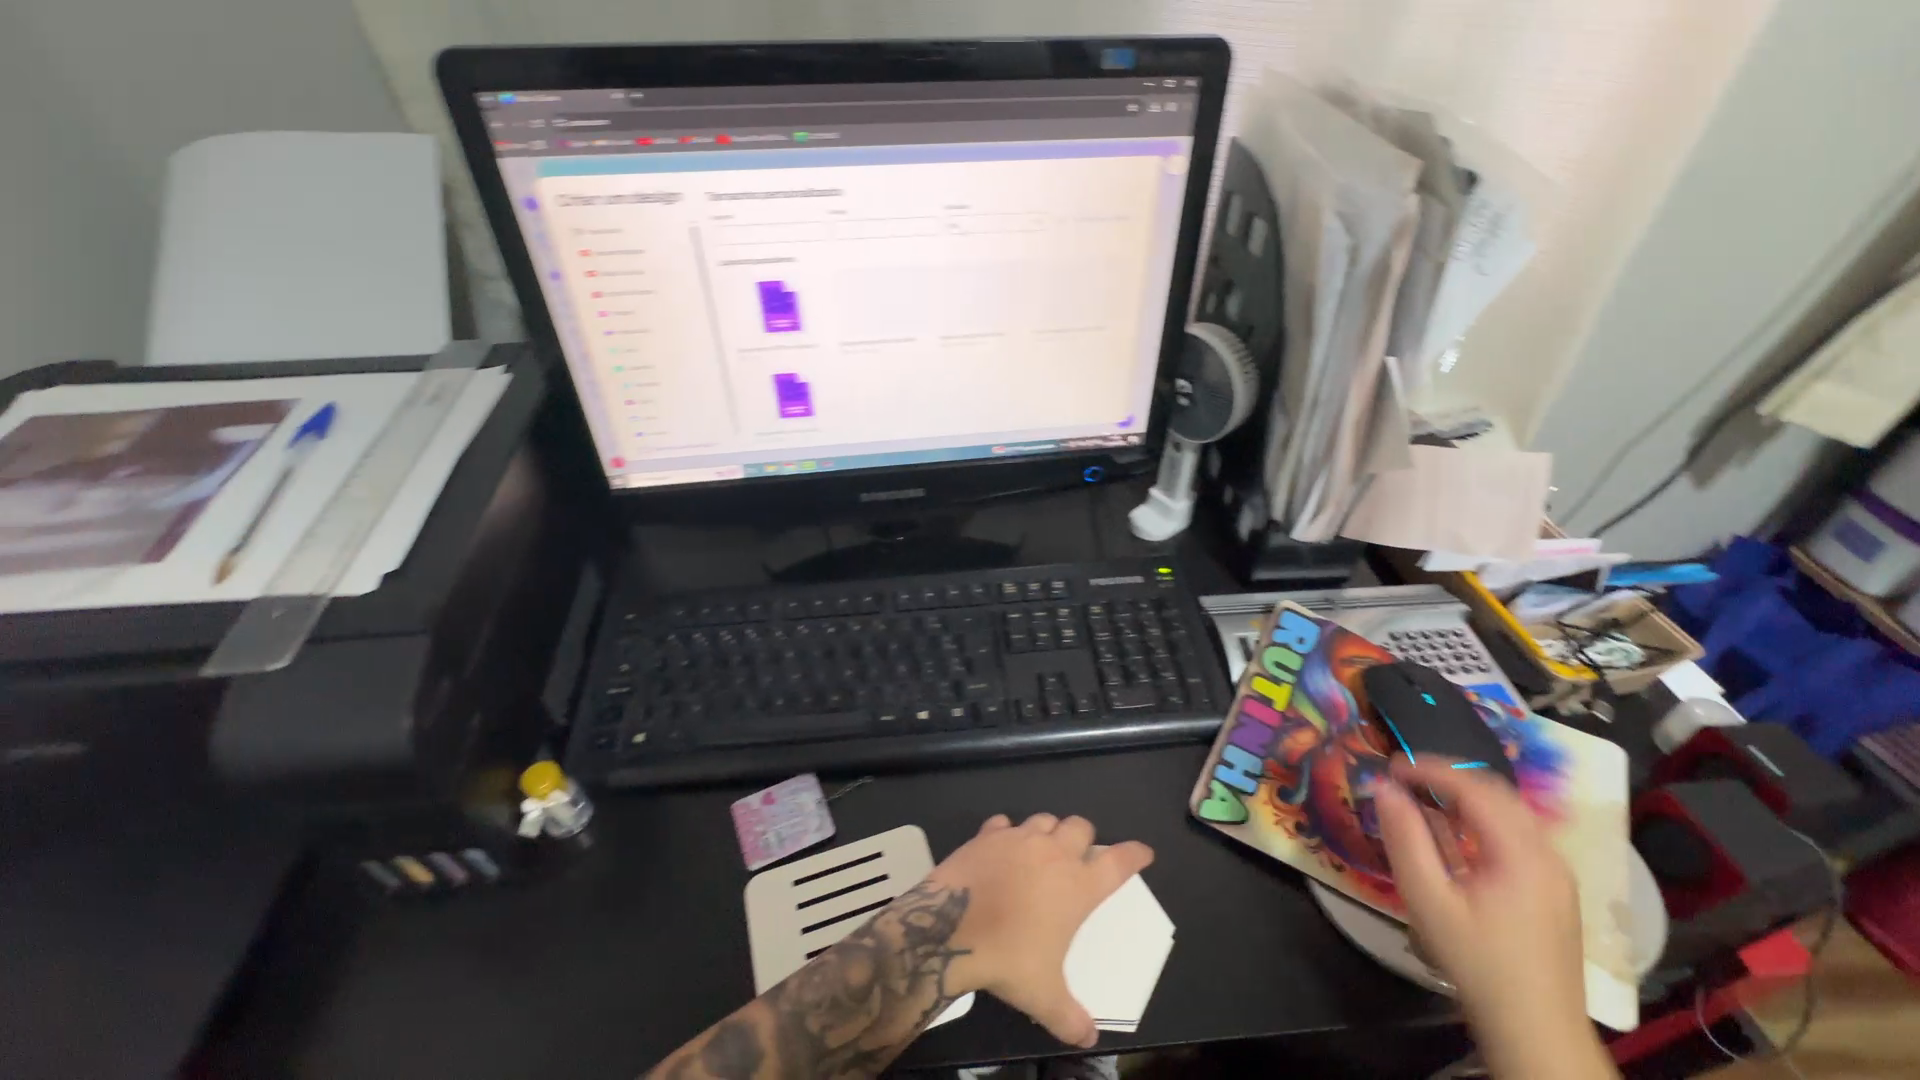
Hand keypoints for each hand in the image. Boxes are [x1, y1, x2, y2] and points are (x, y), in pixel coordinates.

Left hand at [926, 813, 1153, 1048]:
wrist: (950, 930)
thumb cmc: (1008, 959)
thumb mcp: (1044, 996)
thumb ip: (1070, 1017)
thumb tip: (1089, 1038)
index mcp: (1078, 886)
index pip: (1118, 862)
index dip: (1134, 854)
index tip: (1143, 852)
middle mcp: (1053, 854)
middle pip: (1081, 827)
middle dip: (1085, 838)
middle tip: (1079, 855)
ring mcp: (1018, 839)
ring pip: (1044, 819)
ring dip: (1049, 830)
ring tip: (1042, 848)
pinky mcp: (986, 836)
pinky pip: (1003, 823)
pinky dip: (1006, 832)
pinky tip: (1001, 846)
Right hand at [1374, 759, 1613, 1078]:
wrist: (1536, 1028)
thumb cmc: (1476, 962)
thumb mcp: (1428, 900)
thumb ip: (1405, 839)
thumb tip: (1384, 789)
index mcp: (1521, 852)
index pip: (1474, 788)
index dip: (1430, 770)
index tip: (1391, 766)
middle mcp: (1548, 853)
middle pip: (1499, 794)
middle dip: (1449, 777)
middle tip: (1405, 778)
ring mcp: (1558, 872)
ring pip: (1512, 814)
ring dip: (1468, 798)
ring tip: (1425, 800)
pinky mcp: (1556, 890)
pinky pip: (1519, 836)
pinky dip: (1484, 821)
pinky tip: (1459, 836)